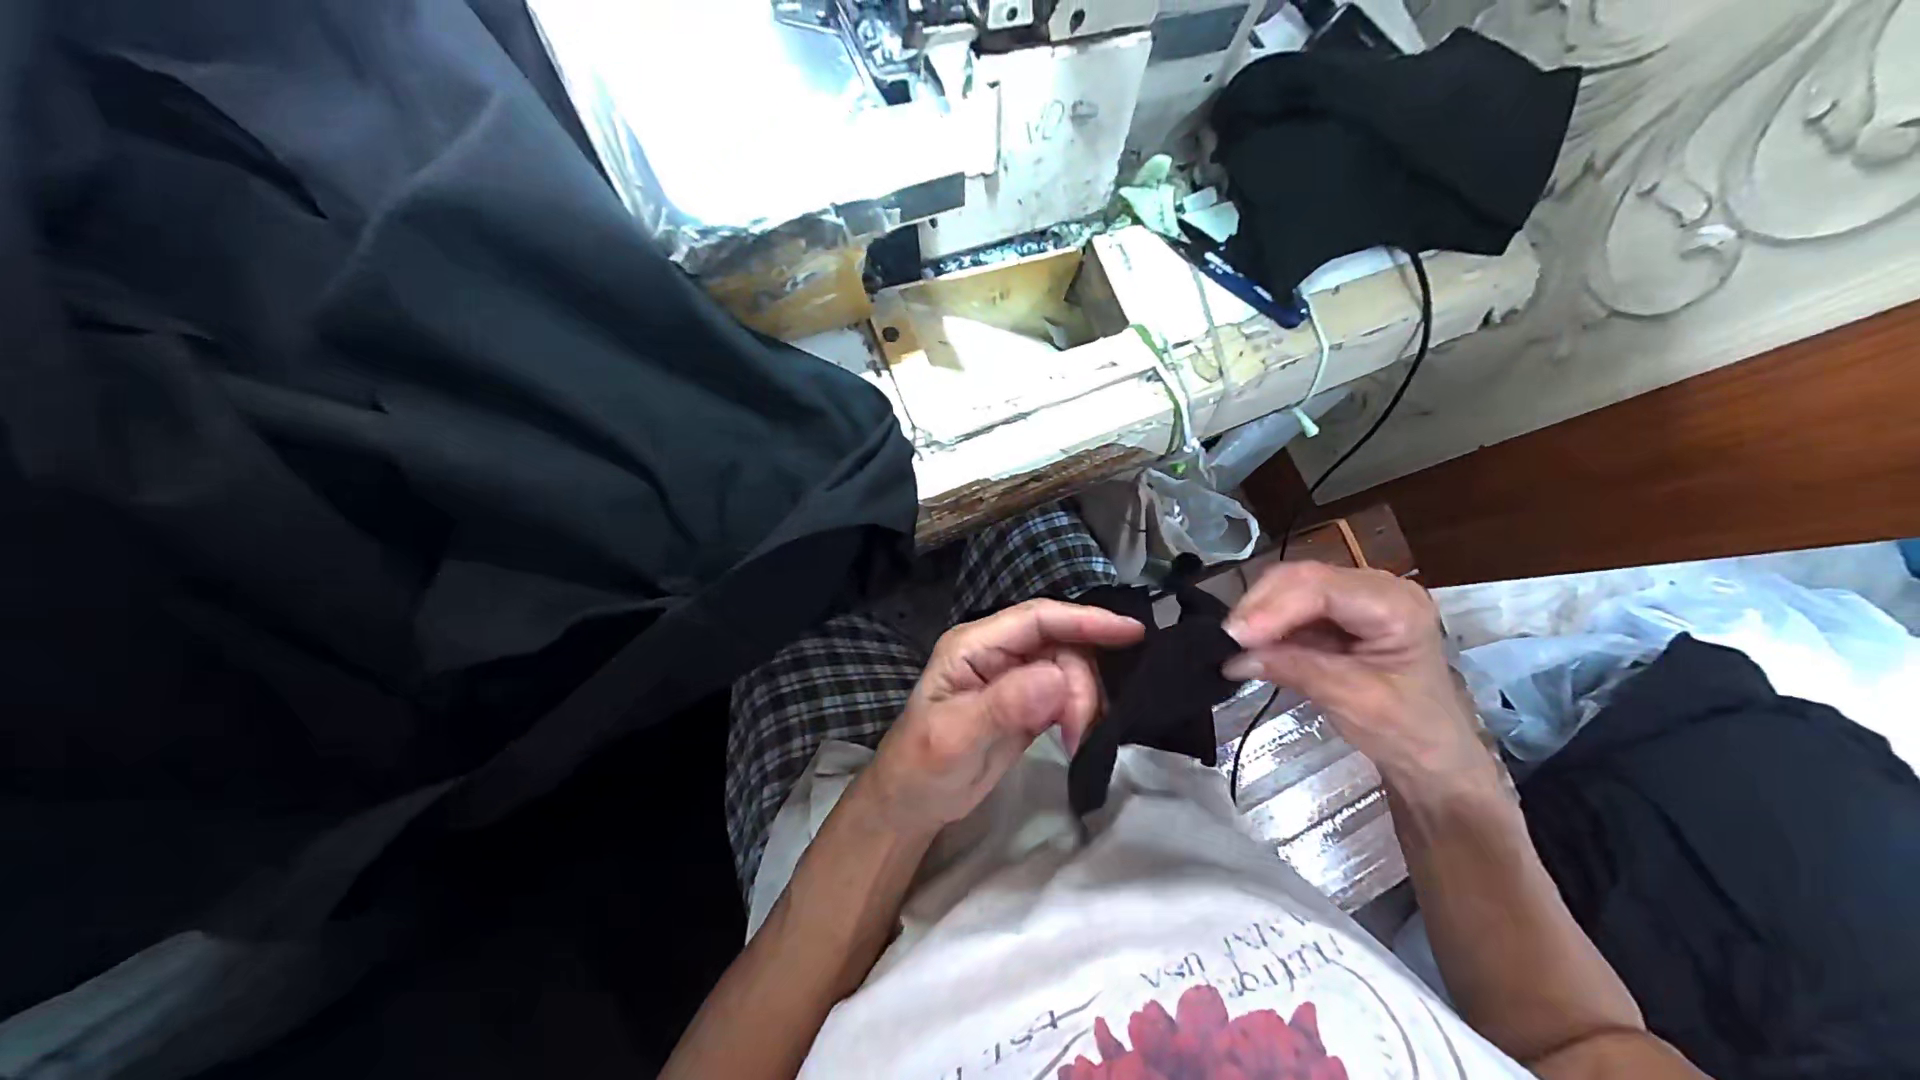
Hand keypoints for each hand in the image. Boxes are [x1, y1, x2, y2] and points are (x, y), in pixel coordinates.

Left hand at [862, 599, 1144, 834]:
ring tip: (1073, 742)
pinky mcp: (1029, 704)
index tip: (1131, 633)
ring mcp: (1014, 678)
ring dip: (1084, 702)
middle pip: (1061, 645)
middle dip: (1081, 683)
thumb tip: (1057, 678)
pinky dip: (1082, 713)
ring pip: (1070, 670)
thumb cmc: (920, 766)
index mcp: (973, 645)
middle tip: (1077, 731)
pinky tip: (1077, 739)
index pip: (1037, 619)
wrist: (911, 803)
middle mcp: (997, 652)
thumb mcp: (954, 737)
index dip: (1085, 620)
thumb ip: (1004, 705)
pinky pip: (1068, 694)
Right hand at [1221, 561, 1496, 798]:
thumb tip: (1235, 657)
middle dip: (1259, 607)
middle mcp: (1375, 587)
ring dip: (1257, 614)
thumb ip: (1295, 670)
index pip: (1320, 588)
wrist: (1431, 754)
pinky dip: (1265, 624)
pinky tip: (1249, 645)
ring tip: (1232, 644)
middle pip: (1300, 578)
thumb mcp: (1352, 701)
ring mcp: (1354, 596)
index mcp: (1396, 605)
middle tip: (1225, 641)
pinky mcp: (1334, 611)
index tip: (1234, 638)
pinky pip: (1288, 605)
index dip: (1272, 608)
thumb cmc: (1407, 730)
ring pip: (1288, 587)